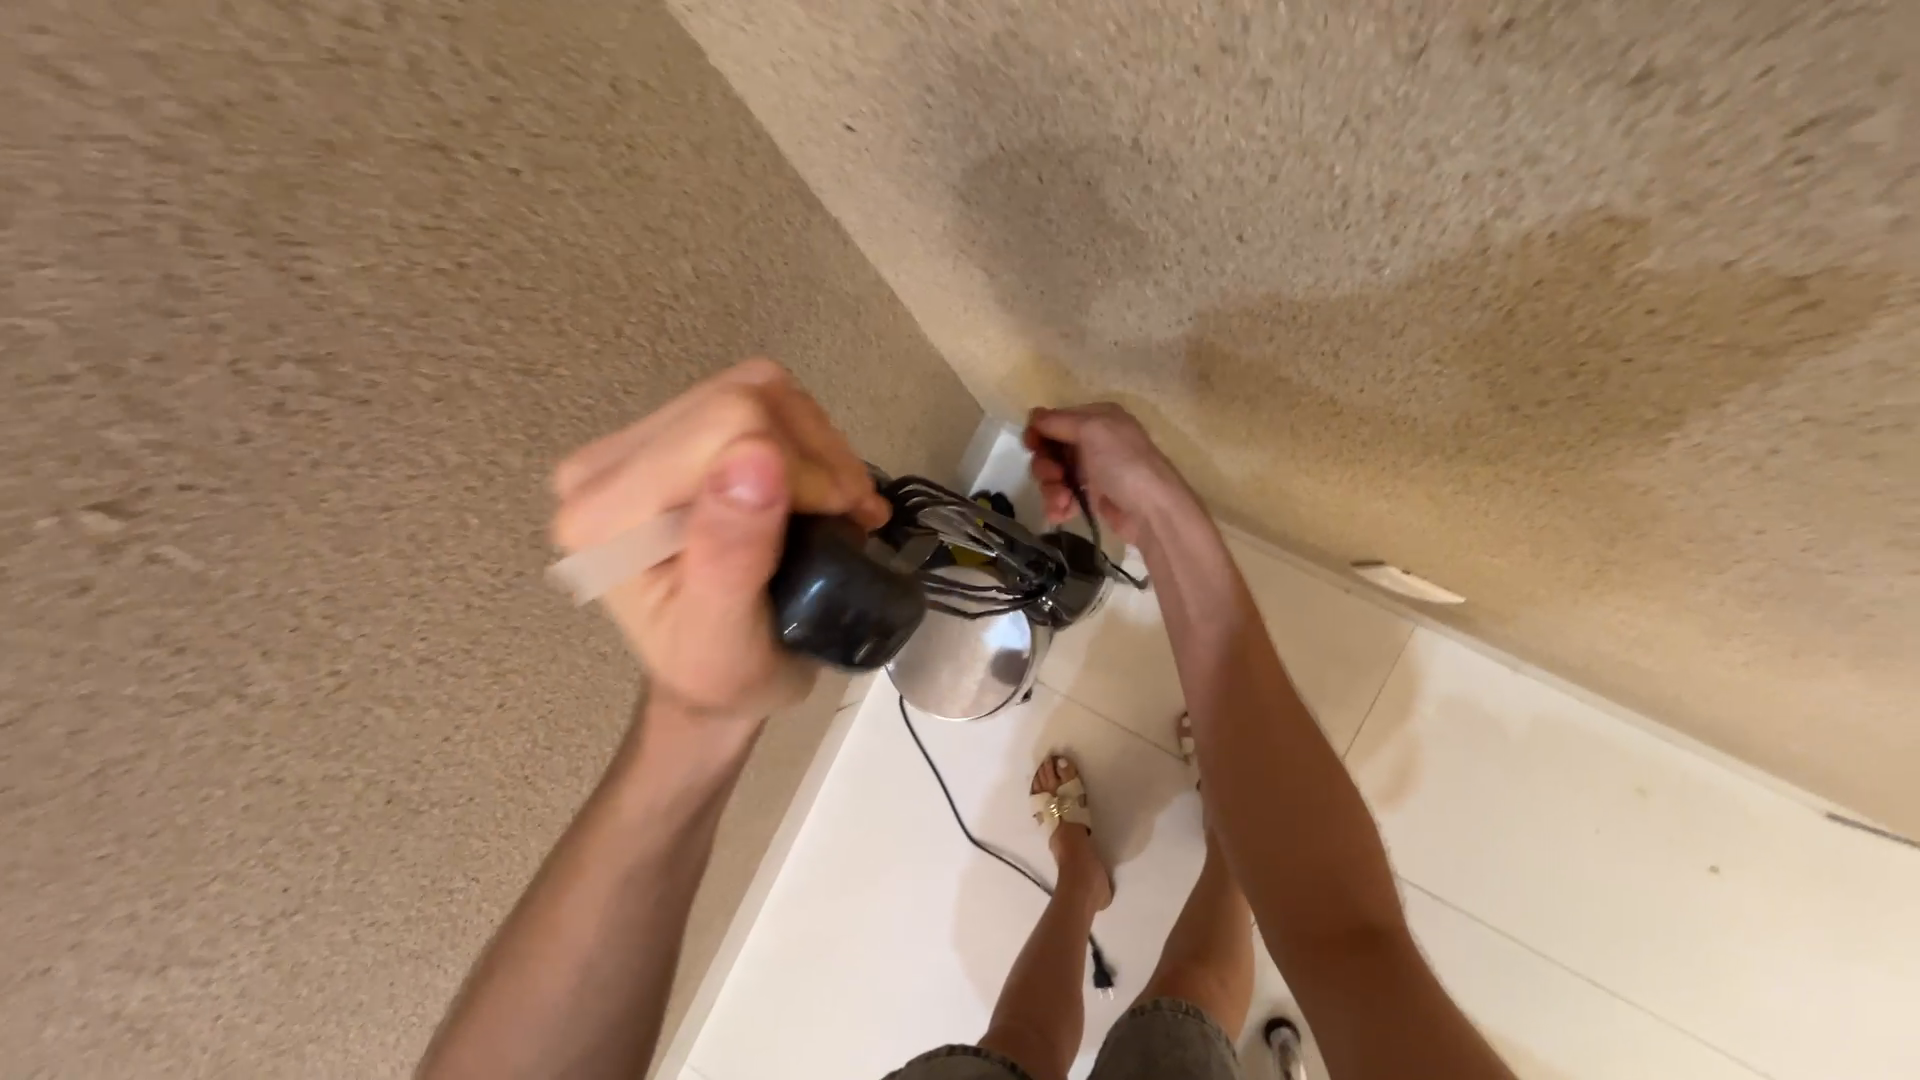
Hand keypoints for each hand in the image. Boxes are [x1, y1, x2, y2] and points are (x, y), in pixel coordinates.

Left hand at [550, 359, 888, 723]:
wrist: (719, 679)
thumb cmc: (725, 674)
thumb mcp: (728, 640)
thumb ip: (732, 556)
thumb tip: (756, 457)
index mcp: (604, 514)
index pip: (724, 425)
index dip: (801, 469)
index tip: (838, 524)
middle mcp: (606, 466)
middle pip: (741, 397)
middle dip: (815, 457)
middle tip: (850, 518)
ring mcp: (640, 443)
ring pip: (757, 387)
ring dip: (820, 447)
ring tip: (843, 508)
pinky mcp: (679, 435)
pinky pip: (762, 397)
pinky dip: (810, 438)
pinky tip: (825, 488)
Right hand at [1024, 403, 1196, 544]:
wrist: (1151, 510)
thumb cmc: (1123, 463)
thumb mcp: (1092, 430)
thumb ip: (1058, 421)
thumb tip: (1033, 415)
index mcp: (1097, 418)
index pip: (1056, 420)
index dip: (1040, 433)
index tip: (1031, 446)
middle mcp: (1094, 441)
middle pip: (1051, 450)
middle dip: (1046, 466)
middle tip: (1054, 477)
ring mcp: (1093, 470)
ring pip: (1054, 476)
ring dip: (1051, 489)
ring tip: (1063, 502)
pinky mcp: (1092, 497)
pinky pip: (1063, 497)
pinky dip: (1059, 505)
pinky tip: (1063, 514)